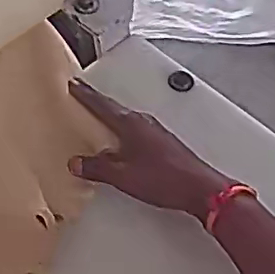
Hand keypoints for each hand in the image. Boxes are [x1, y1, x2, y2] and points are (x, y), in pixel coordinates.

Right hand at [67, 79, 231, 221]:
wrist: (200, 188)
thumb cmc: (165, 178)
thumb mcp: (122, 176)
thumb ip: (97, 167)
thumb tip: (76, 163)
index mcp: (129, 124)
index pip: (101, 104)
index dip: (85, 95)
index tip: (74, 85)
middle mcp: (142, 122)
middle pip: (113, 107)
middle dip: (96, 101)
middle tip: (83, 94)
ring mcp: (154, 131)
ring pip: (125, 117)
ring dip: (110, 115)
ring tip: (98, 116)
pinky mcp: (162, 142)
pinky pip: (136, 128)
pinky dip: (123, 129)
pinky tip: (123, 141)